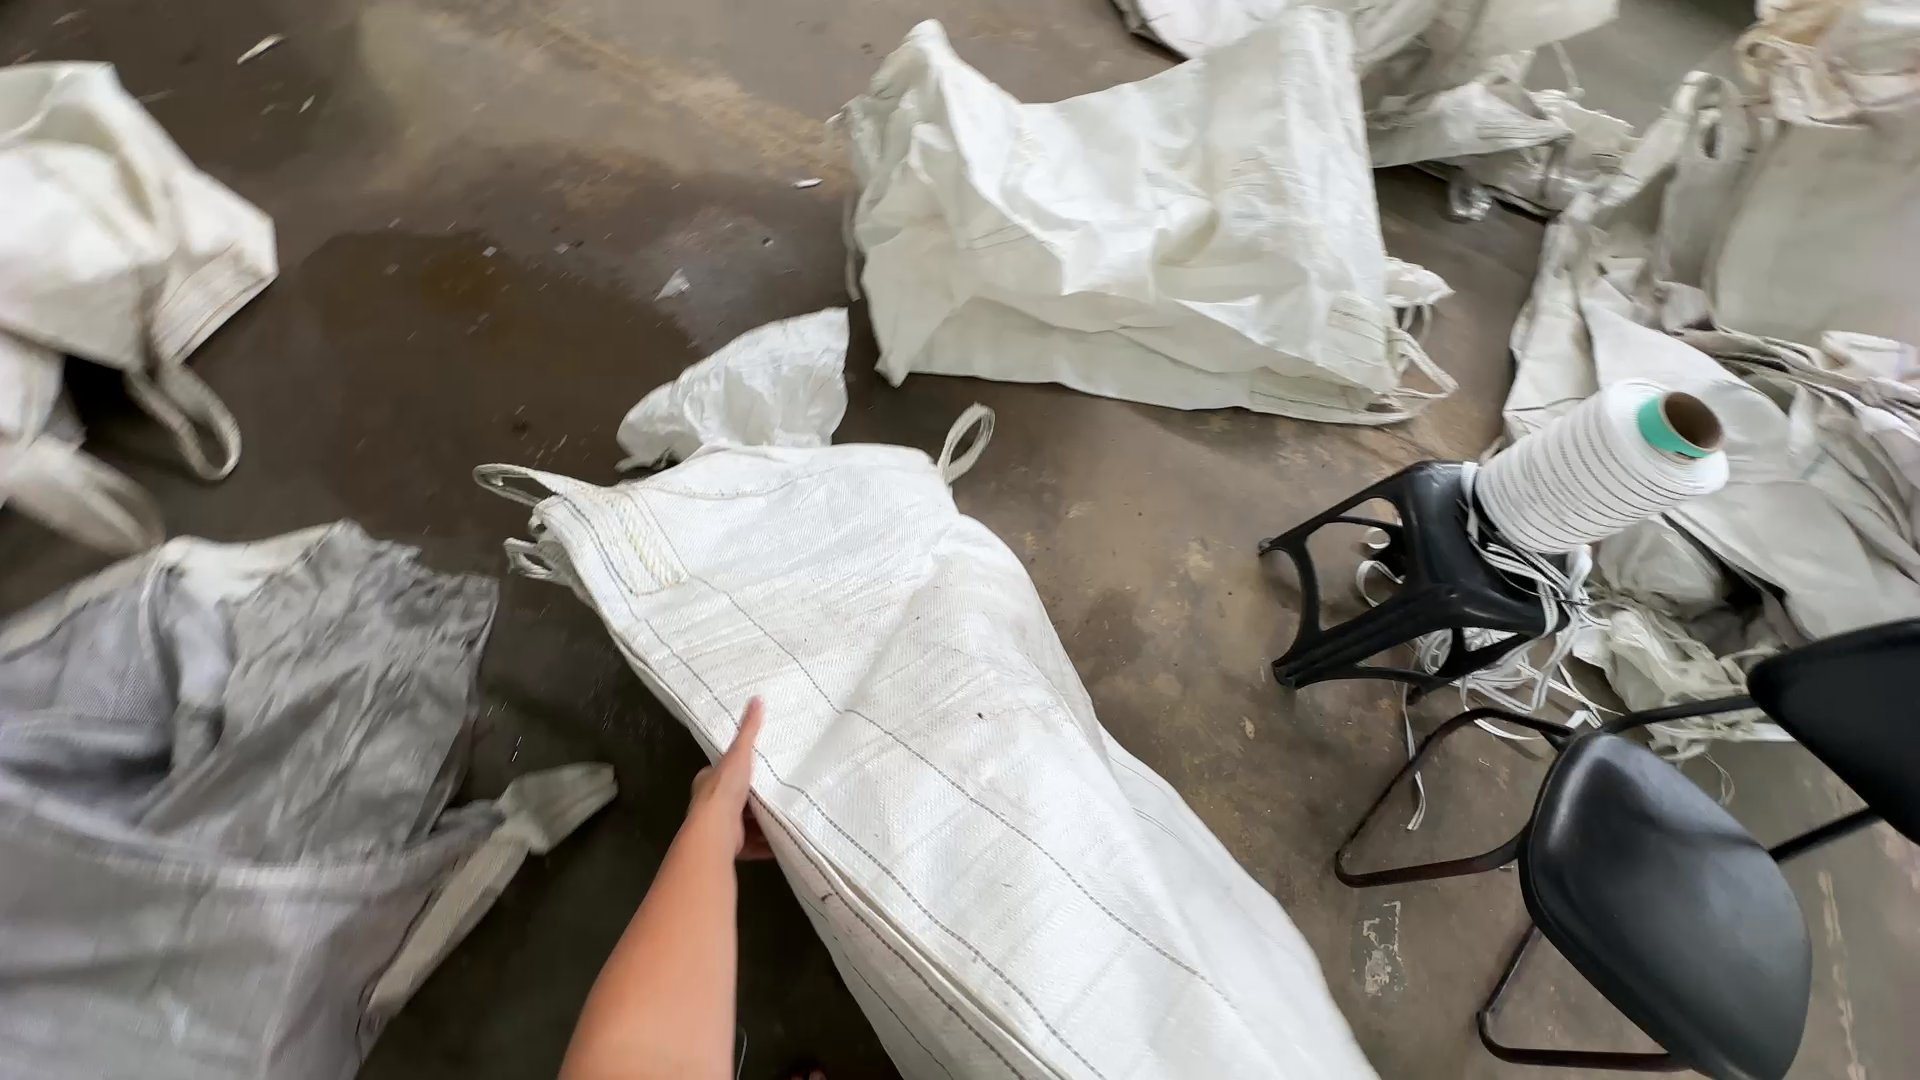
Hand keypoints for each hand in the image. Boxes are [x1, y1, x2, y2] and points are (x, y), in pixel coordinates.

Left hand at [687, 697, 773, 859]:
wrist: (715, 831)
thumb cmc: (725, 789)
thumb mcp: (739, 753)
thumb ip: (748, 729)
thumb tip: (757, 698)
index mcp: (708, 781)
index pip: (722, 772)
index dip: (738, 770)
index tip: (758, 768)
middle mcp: (710, 805)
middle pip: (735, 799)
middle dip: (753, 799)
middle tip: (779, 791)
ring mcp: (720, 828)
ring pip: (745, 824)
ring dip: (763, 823)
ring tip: (788, 814)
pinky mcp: (731, 847)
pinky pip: (753, 846)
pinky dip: (767, 845)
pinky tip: (784, 840)